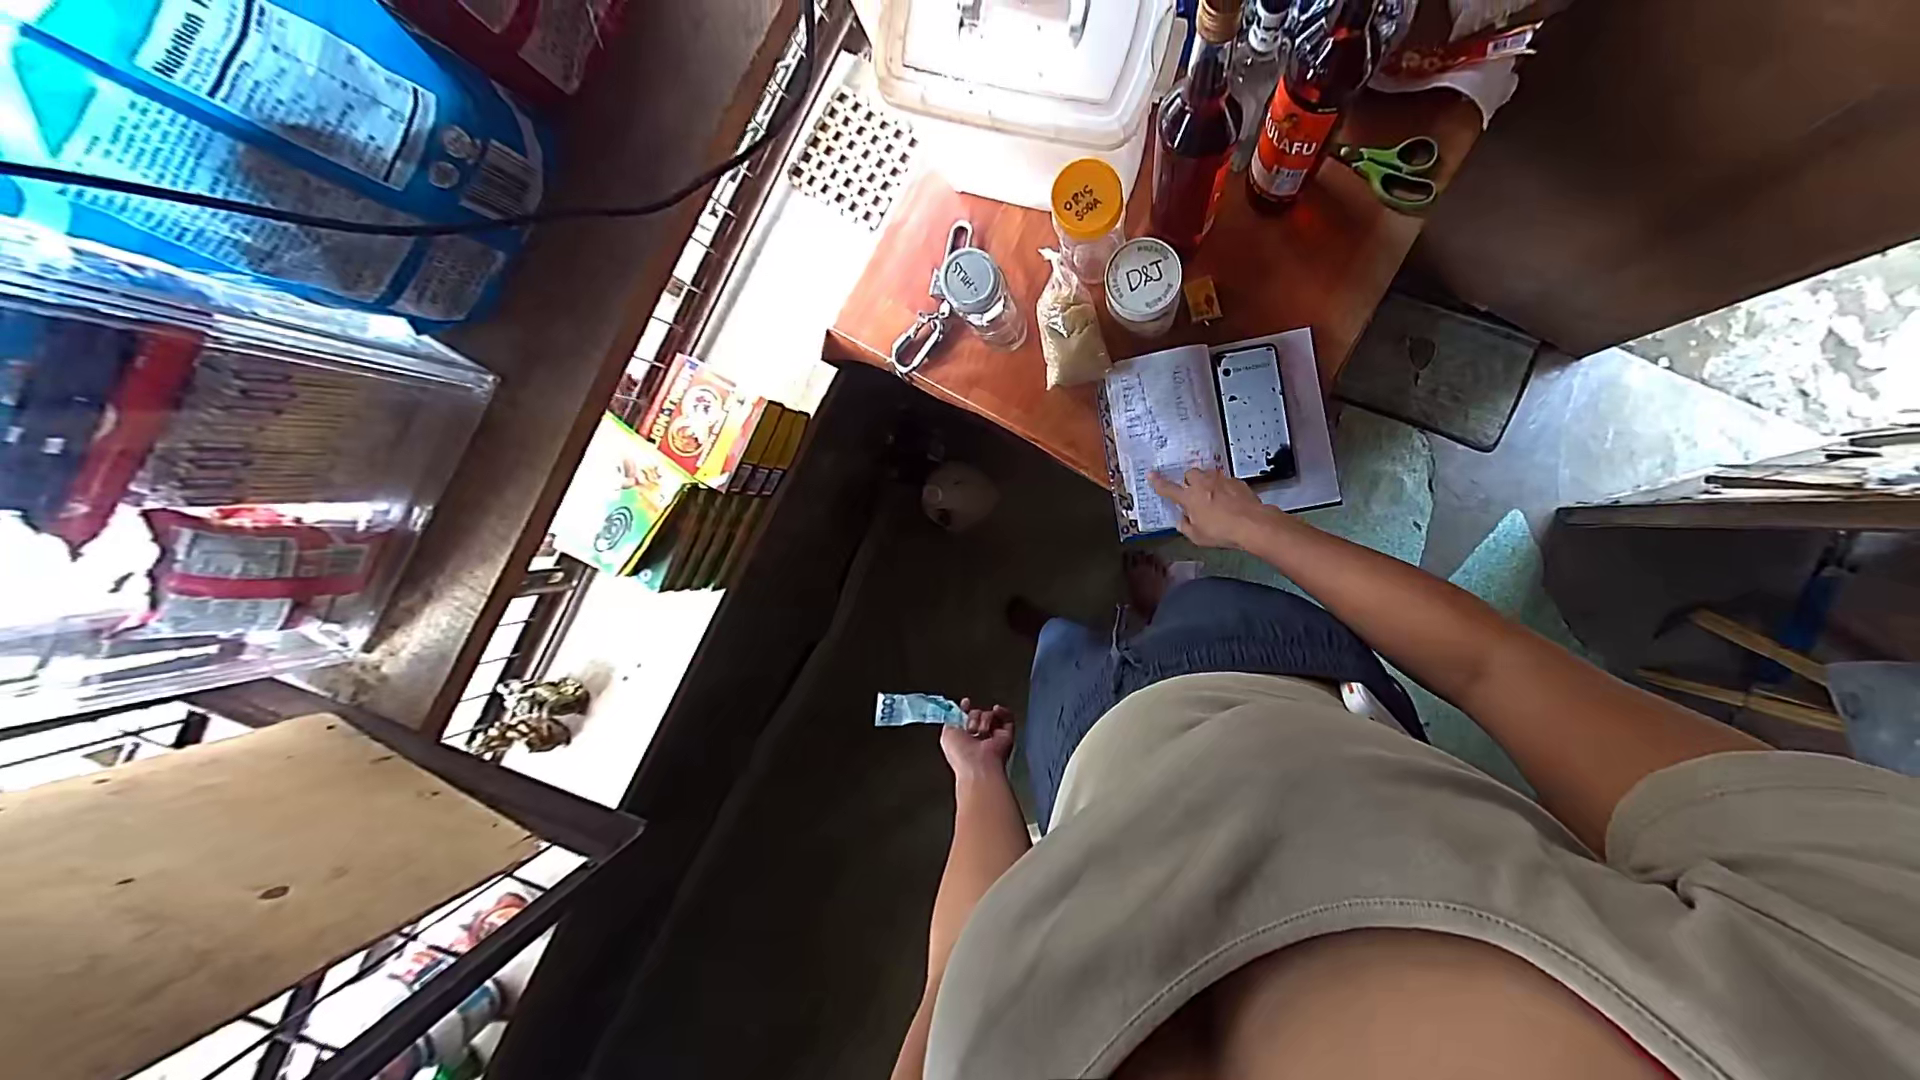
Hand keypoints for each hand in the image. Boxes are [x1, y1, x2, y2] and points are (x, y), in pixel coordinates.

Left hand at [940, 699, 1013, 782]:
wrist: (979, 765)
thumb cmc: (961, 755)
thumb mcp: (947, 734)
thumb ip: (949, 719)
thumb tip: (953, 708)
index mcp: (965, 739)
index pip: (966, 719)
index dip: (966, 709)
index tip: (965, 703)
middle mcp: (979, 738)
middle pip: (978, 714)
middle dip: (973, 717)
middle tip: (971, 729)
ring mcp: (993, 736)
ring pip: (990, 714)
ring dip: (984, 719)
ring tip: (982, 731)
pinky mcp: (1007, 736)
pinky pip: (1007, 718)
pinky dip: (1002, 712)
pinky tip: (996, 710)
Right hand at [1149, 467, 1270, 548]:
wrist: (1252, 523)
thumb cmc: (1222, 531)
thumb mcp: (1198, 537)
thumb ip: (1186, 527)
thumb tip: (1183, 521)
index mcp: (1189, 497)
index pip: (1168, 488)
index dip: (1158, 482)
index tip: (1151, 475)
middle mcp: (1203, 484)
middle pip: (1190, 474)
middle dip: (1189, 481)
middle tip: (1193, 494)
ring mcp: (1221, 480)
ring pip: (1208, 474)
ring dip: (1206, 482)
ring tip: (1212, 495)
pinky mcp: (1236, 481)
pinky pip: (1224, 480)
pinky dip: (1223, 487)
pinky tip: (1228, 499)